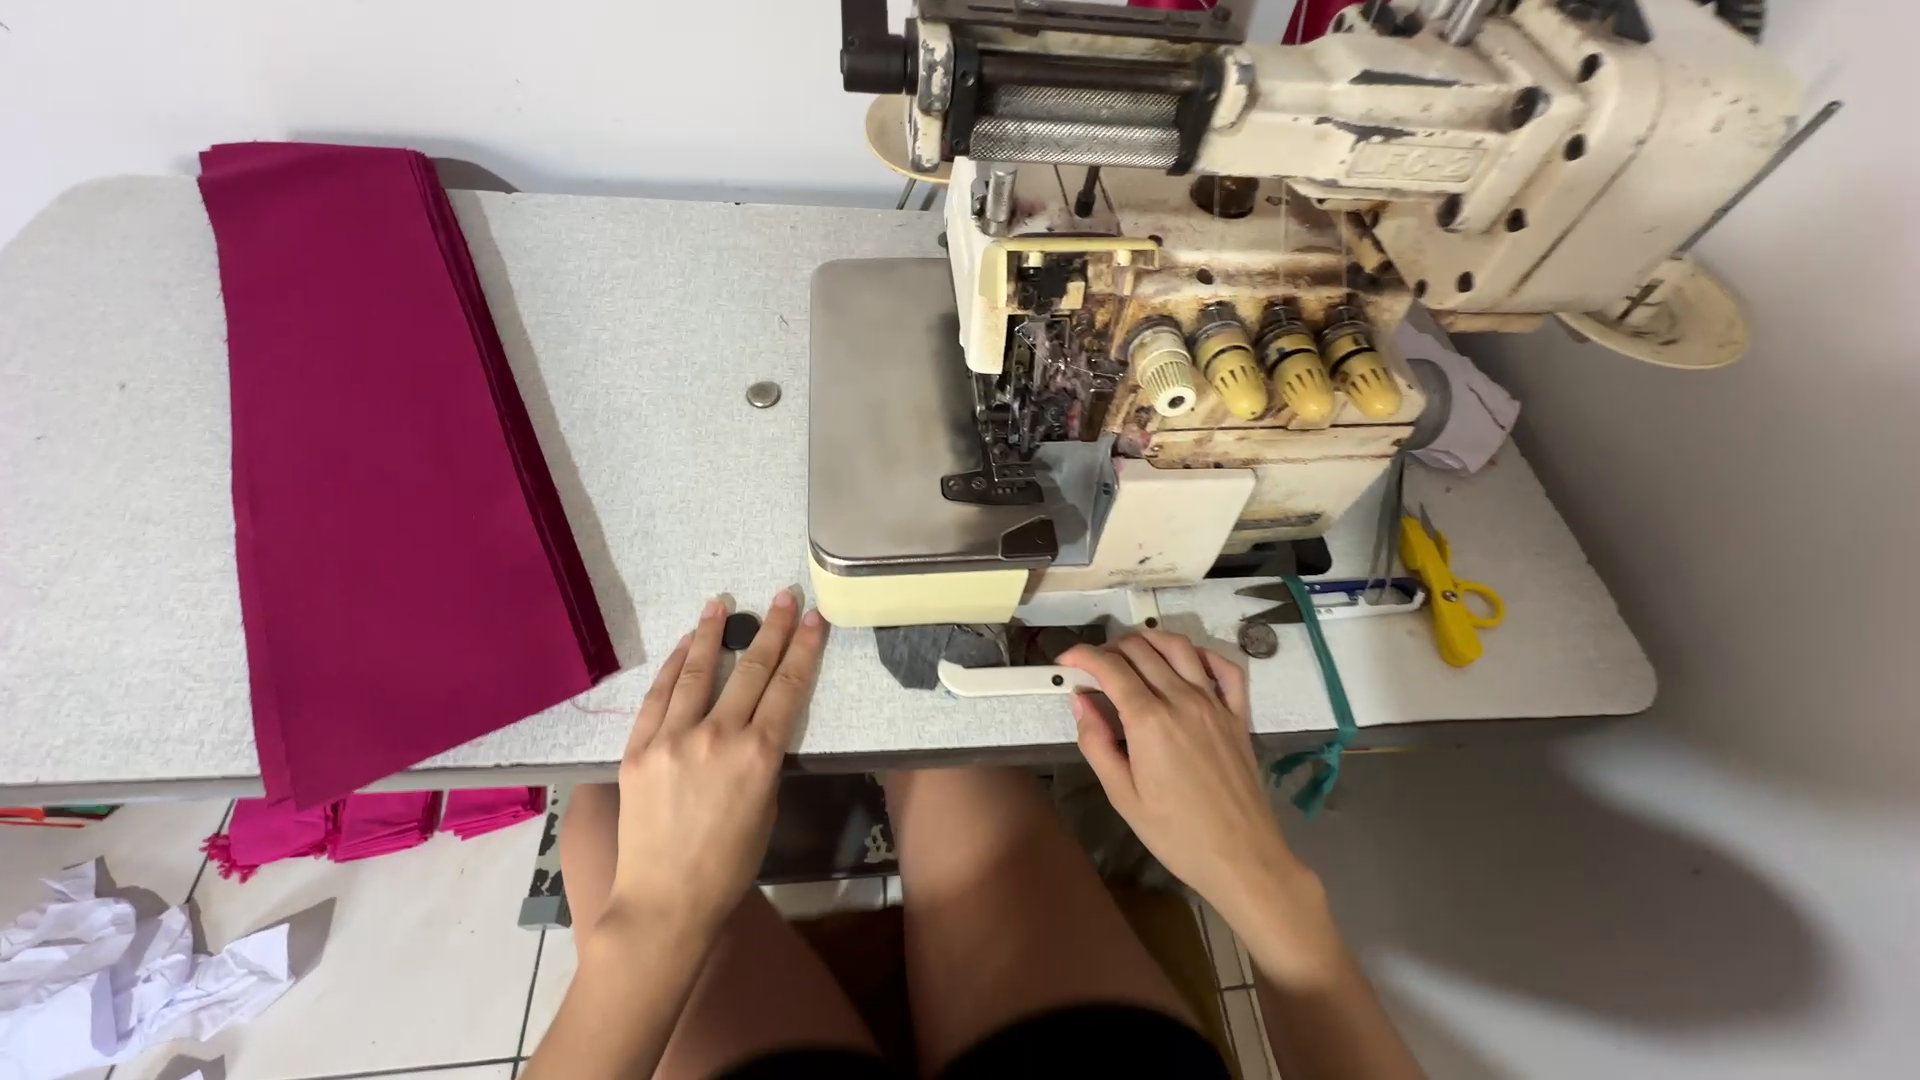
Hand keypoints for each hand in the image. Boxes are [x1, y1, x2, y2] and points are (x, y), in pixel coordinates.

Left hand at [603, 592, 827, 939]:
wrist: (665, 901)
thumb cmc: (730, 863)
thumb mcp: (767, 806)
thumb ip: (763, 758)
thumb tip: (755, 726)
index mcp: (759, 754)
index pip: (788, 686)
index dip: (804, 648)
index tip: (814, 618)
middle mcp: (718, 735)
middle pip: (751, 669)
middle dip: (772, 629)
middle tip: (783, 596)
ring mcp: (673, 738)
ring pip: (697, 672)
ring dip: (711, 634)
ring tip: (720, 602)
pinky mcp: (638, 748)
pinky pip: (657, 697)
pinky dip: (672, 667)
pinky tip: (683, 645)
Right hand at [1059, 630, 1312, 923]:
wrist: (1242, 858)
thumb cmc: (1176, 834)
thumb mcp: (1122, 796)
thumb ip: (1096, 743)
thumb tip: (1081, 701)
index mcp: (1149, 720)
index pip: (1110, 667)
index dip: (1082, 656)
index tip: (1065, 661)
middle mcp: (1182, 699)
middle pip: (1141, 650)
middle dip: (1109, 648)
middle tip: (1092, 667)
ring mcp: (1214, 704)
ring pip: (1179, 647)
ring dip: (1149, 639)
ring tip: (1129, 652)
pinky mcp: (1238, 715)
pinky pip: (1225, 668)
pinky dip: (1201, 654)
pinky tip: (1185, 661)